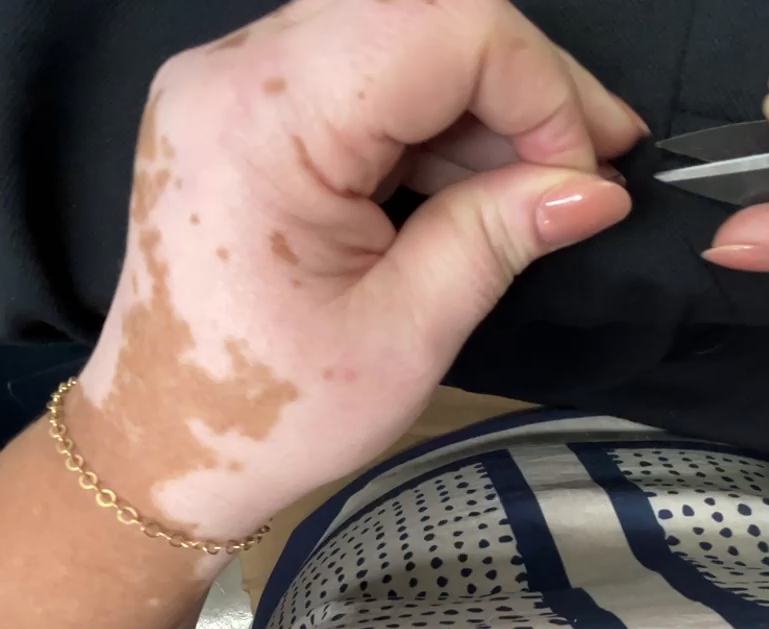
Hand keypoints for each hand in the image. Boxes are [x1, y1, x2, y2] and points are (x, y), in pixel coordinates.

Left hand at [69, 0, 641, 543]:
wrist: (171, 445)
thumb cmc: (279, 414)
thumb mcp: (407, 335)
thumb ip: (497, 238)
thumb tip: (597, 190)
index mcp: (264, 122)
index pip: (442, 26)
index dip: (542, 87)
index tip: (590, 175)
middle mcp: (233, 73)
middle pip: (420, 18)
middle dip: (525, 88)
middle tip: (595, 165)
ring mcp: (232, 89)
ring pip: (397, 46)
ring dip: (486, 111)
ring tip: (548, 188)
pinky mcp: (245, 119)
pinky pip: (363, 90)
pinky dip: (435, 132)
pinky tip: (481, 188)